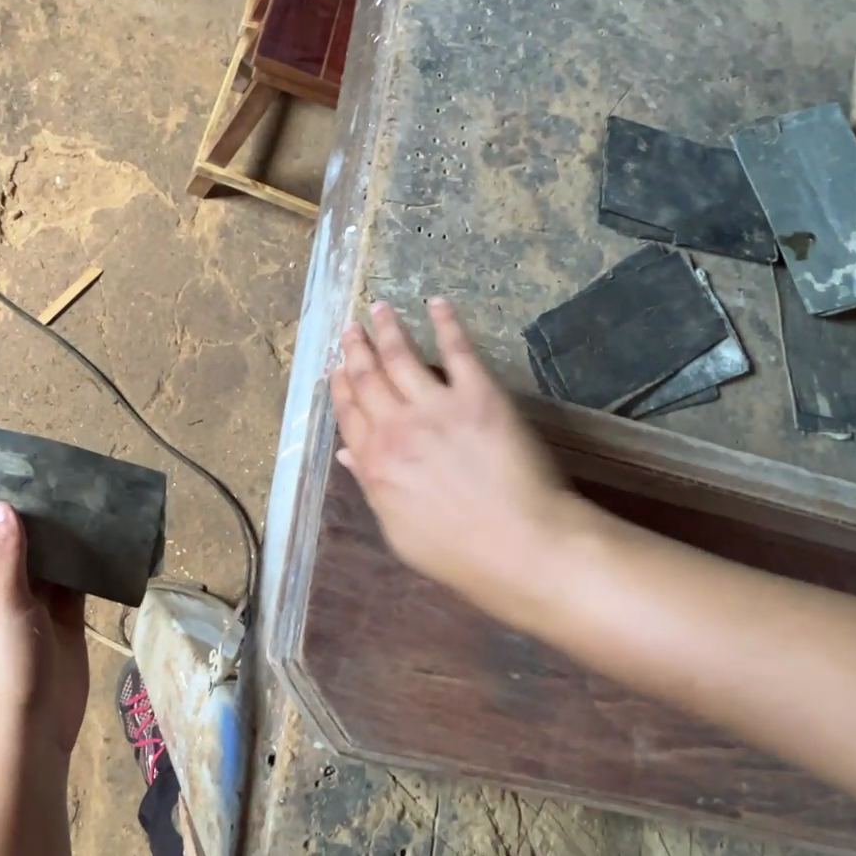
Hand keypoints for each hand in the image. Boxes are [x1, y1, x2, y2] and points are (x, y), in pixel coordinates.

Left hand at [0, 503, 89, 763]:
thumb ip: (6, 555)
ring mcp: (41, 608)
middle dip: (48, 522)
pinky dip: (91, 565)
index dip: (15, 511)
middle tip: (76, 479)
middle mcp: (10, 593)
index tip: (36, 475)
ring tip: (96, 499)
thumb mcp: (0, 604)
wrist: (32, 731)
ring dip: (72, 540)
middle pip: (30, 548)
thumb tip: (1, 506)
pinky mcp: (70, 621)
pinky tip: (109, 539)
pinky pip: (80, 584)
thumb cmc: (5, 665)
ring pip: (57, 564)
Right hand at [330, 299, 596, 629]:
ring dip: (388, 329)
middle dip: (356, 349)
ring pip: (401, 356)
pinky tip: (437, 304)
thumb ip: (371, 486)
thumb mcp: (398, 530)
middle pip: (368, 378)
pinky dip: (445, 323)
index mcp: (375, 462)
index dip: (339, 386)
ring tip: (379, 308)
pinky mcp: (478, 393)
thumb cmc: (458, 551)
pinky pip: (457, 350)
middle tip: (350, 327)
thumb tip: (348, 456)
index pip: (348, 413)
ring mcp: (436, 406)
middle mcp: (396, 426)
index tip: (335, 367)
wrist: (521, 545)